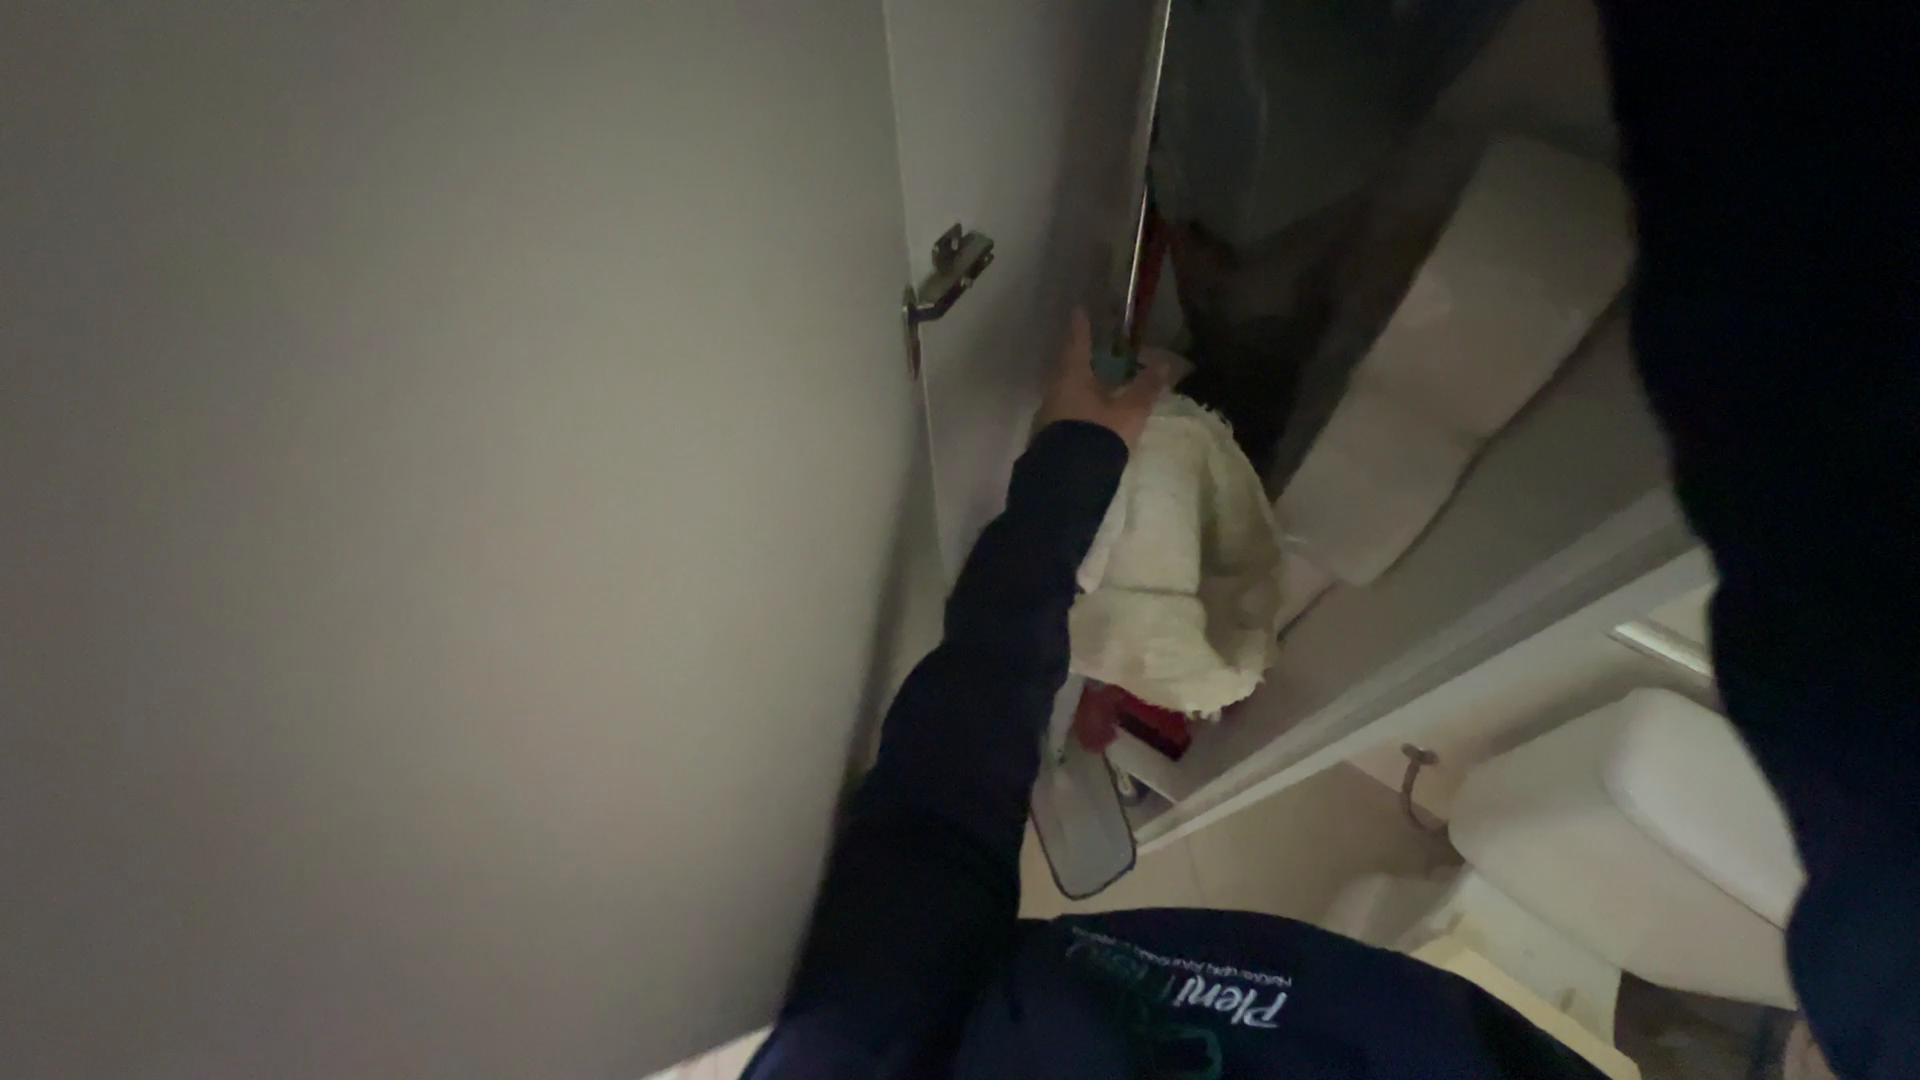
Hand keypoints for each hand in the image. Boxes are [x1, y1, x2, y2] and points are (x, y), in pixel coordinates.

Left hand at [1033, 308, 1169, 449]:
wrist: (1067, 481)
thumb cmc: (1099, 436)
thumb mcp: (1129, 412)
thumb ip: (1145, 388)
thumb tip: (1163, 363)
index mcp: (1071, 378)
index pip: (1076, 344)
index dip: (1080, 327)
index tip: (1078, 310)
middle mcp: (1052, 393)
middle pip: (1066, 371)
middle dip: (1080, 362)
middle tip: (1091, 354)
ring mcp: (1044, 417)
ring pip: (1062, 396)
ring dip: (1076, 391)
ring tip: (1093, 390)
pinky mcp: (1044, 440)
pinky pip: (1061, 417)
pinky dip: (1073, 413)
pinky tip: (1084, 421)